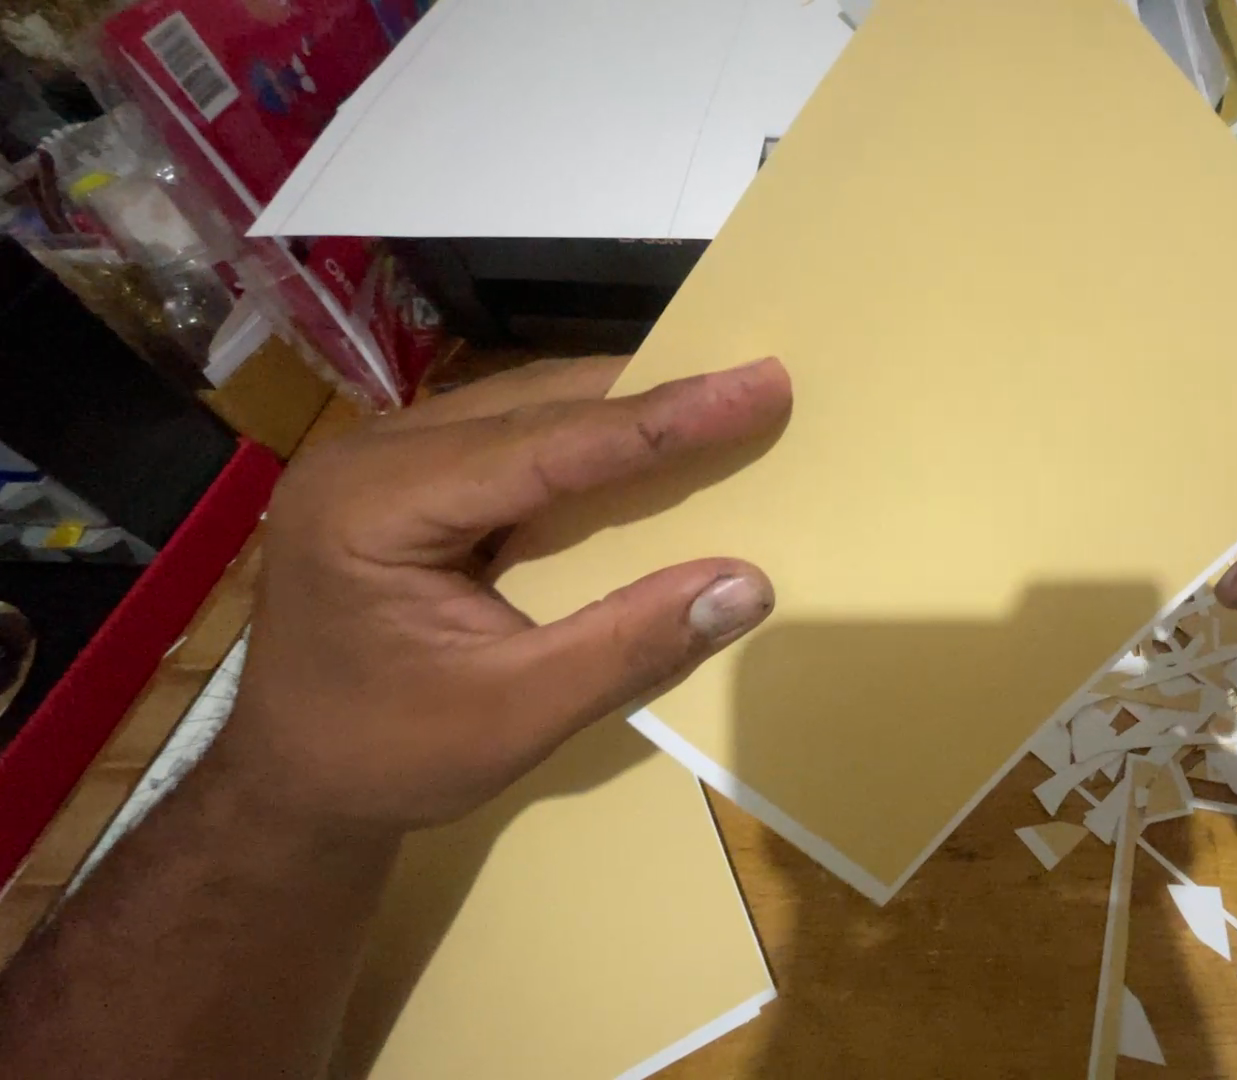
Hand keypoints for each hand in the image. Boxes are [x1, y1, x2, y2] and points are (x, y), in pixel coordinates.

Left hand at [216, 355, 791, 829]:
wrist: (295, 784)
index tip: (759, 386)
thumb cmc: (390, 756)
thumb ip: (632, 646)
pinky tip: (647, 443)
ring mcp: (392, 462)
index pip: (550, 444)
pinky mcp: (420, 481)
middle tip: (753, 386)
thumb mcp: (519, 717)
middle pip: (543, 404)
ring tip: (717, 404)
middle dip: (657, 395)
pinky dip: (599, 436)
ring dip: (631, 406)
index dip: (666, 417)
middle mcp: (376, 458)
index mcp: (377, 508)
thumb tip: (748, 585)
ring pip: (534, 405)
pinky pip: (524, 435)